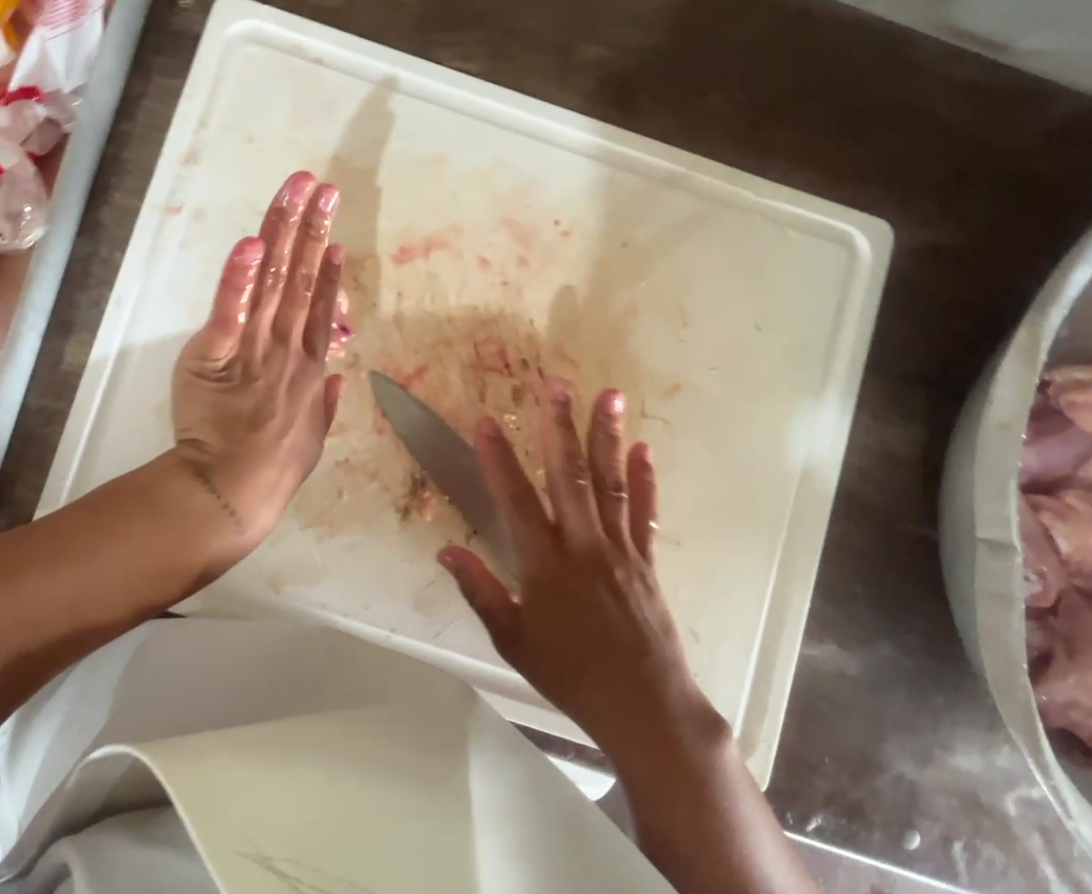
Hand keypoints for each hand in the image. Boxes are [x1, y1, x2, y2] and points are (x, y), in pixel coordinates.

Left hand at [172, 171, 345, 551]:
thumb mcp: (314, 440)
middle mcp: (288, 349)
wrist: (233, 492)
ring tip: (297, 192)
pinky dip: (239, 277)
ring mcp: (255, 349)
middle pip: (301, 279)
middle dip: (312, 229)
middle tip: (320, 187)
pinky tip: (250, 243)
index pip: (321, 306)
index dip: (327, 268)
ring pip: (273, 281)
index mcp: (311, 368)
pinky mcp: (217, 355)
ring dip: (285, 232)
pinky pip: (230, 311)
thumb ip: (327, 402)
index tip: (334, 235)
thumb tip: (339, 372)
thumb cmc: (272, 472)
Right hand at [439, 380, 722, 764]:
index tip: (484, 422)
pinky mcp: (646, 563)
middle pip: (569, 477)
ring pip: (611, 484)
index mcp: (543, 564)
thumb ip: (479, 590)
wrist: (644, 706)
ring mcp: (620, 551)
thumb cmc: (568, 673)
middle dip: (558, 428)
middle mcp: (583, 546)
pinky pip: (644, 513)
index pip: (514, 499)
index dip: (497, 459)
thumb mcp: (511, 639)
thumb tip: (445, 550)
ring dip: (606, 438)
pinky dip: (644, 479)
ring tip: (608, 396)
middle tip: (555, 386)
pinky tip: (642, 449)